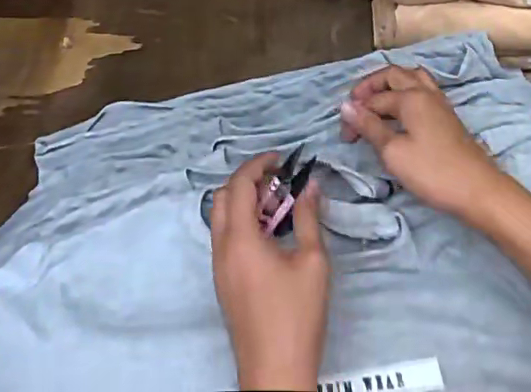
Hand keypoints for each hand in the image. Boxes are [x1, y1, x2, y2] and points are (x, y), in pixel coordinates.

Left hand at [210, 153, 329, 390]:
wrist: (275, 373)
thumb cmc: (297, 317)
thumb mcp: (313, 263)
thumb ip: (309, 218)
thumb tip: (310, 186)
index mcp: (238, 238)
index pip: (238, 184)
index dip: (258, 164)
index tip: (281, 160)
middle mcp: (220, 246)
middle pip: (223, 195)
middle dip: (248, 181)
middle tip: (279, 183)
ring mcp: (218, 265)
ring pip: (221, 216)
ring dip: (245, 202)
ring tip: (278, 208)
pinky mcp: (222, 281)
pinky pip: (225, 237)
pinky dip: (242, 223)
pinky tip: (270, 235)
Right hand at [339, 65, 524, 222]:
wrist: (481, 193)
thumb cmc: (433, 172)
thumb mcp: (393, 152)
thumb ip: (368, 126)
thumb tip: (345, 105)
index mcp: (410, 97)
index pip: (373, 100)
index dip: (355, 115)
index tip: (345, 137)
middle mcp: (425, 92)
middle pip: (392, 75)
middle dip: (370, 88)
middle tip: (356, 107)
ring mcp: (440, 103)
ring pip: (411, 78)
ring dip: (391, 84)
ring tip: (378, 101)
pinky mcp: (448, 117)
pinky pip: (423, 89)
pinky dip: (406, 92)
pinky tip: (402, 110)